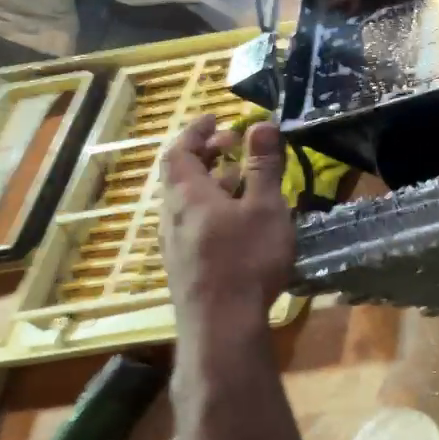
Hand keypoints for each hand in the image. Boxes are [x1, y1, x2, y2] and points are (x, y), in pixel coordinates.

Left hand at [161, 114, 291, 335]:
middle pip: (182, 176)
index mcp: (188, 197)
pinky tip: (242, 214)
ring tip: (246, 172)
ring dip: (215, 179)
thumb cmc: (246, 257)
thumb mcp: (265, 206)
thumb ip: (263, 165)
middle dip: (208, 152)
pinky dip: (217, 202)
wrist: (222, 323)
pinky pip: (197, 219)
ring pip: (191, 199)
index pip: (179, 153)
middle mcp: (174, 216)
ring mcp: (177, 242)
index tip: (216, 116)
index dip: (195, 131)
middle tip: (235, 140)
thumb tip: (261, 124)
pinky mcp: (189, 262)